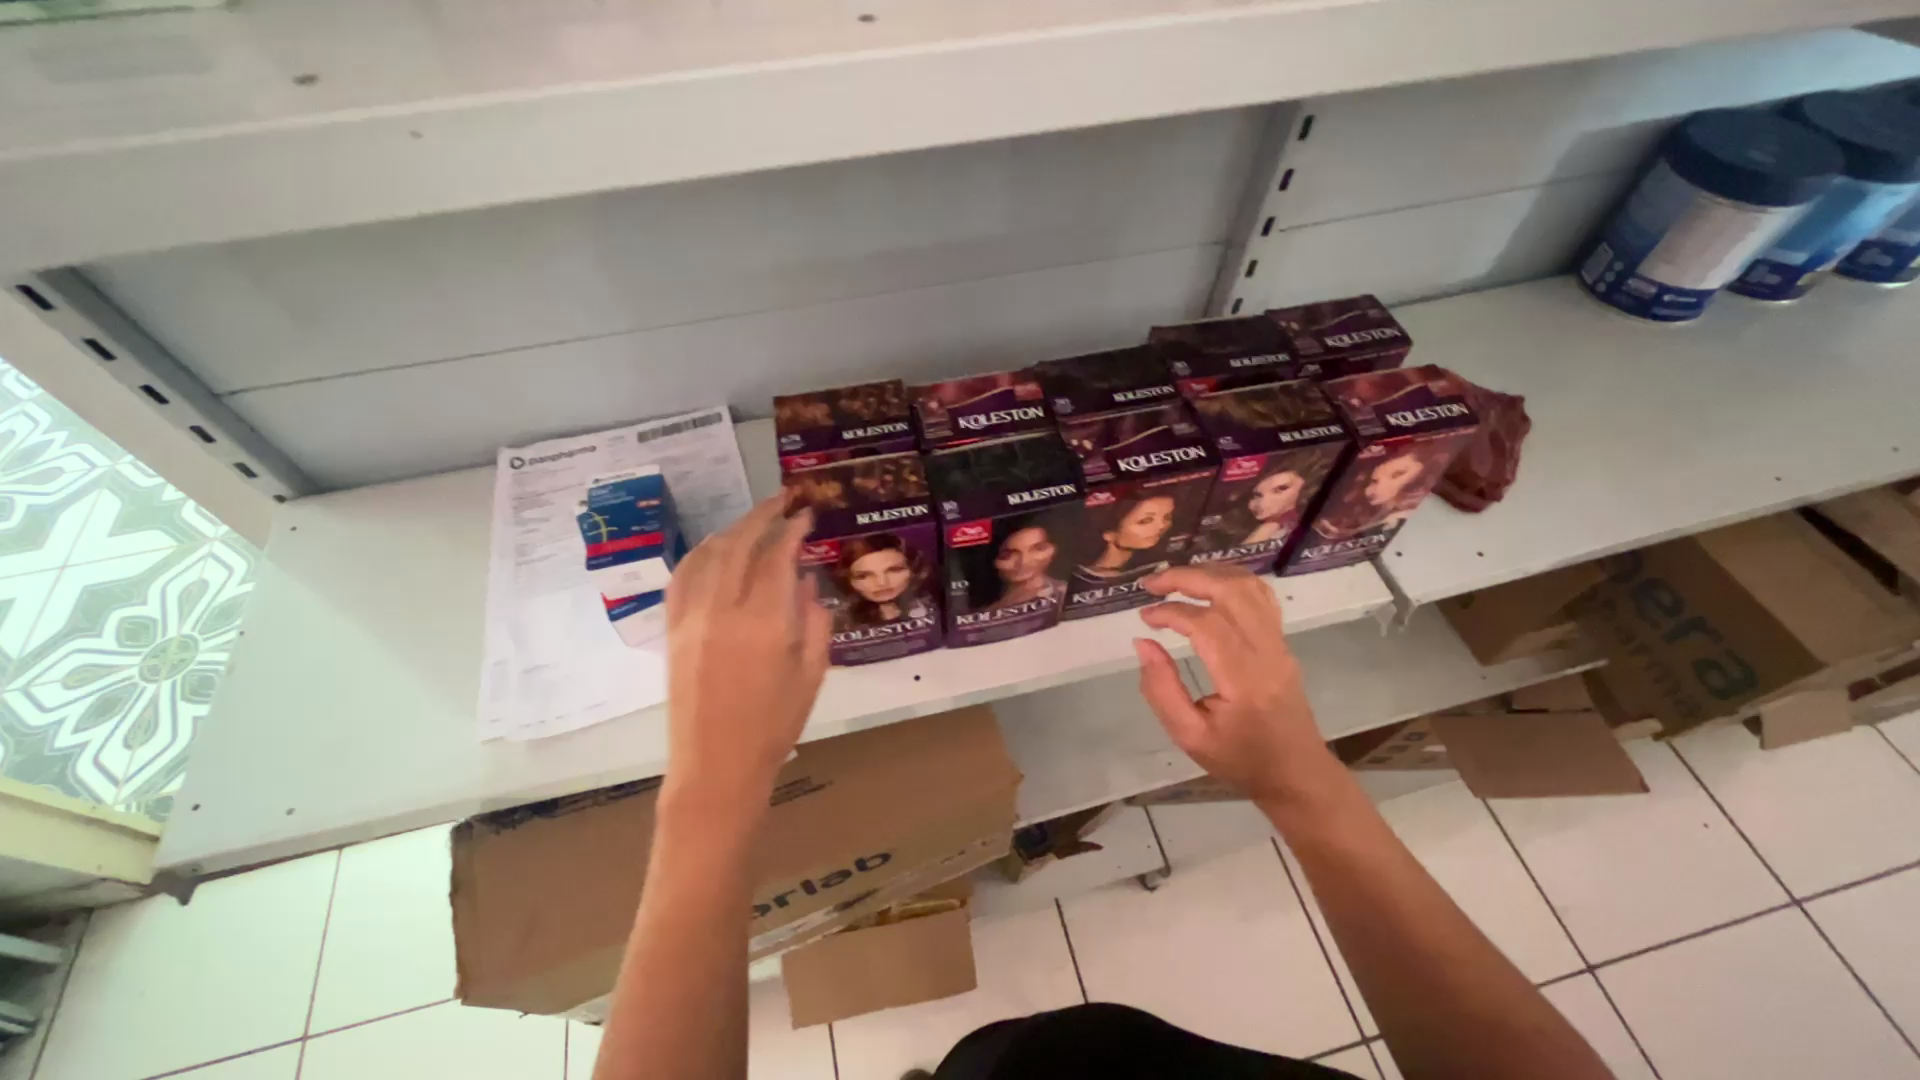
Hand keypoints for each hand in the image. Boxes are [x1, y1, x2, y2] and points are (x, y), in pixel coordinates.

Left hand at [663, 494, 830, 811]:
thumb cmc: (775, 725)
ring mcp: (691, 618)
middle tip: (783, 501)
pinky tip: (716, 549)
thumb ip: (814, 620)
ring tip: (755, 520)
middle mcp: (722, 610)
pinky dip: (701, 554)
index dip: (793, 530)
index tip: (806, 515)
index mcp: (764, 623)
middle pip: (740, 544)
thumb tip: (807, 580)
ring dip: (733, 530)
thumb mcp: (812, 673)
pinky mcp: (673, 630)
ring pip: (709, 555)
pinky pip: (682, 577)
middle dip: (762, 516)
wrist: (716, 765)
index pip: (778, 557)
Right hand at [1133, 565, 1341, 804]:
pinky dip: (1230, 581)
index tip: (1144, 618)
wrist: (1296, 773)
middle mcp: (1267, 653)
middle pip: (1231, 591)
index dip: (1171, 613)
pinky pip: (1260, 596)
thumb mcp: (1190, 737)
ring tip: (1175, 582)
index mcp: (1244, 680)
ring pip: (1249, 587)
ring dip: (1209, 574)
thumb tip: (1143, 643)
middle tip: (1153, 584)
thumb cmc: (1241, 760)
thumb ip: (1161, 689)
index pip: (1207, 625)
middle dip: (1187, 578)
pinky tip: (1206, 587)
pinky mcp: (1282, 642)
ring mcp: (1279, 643)